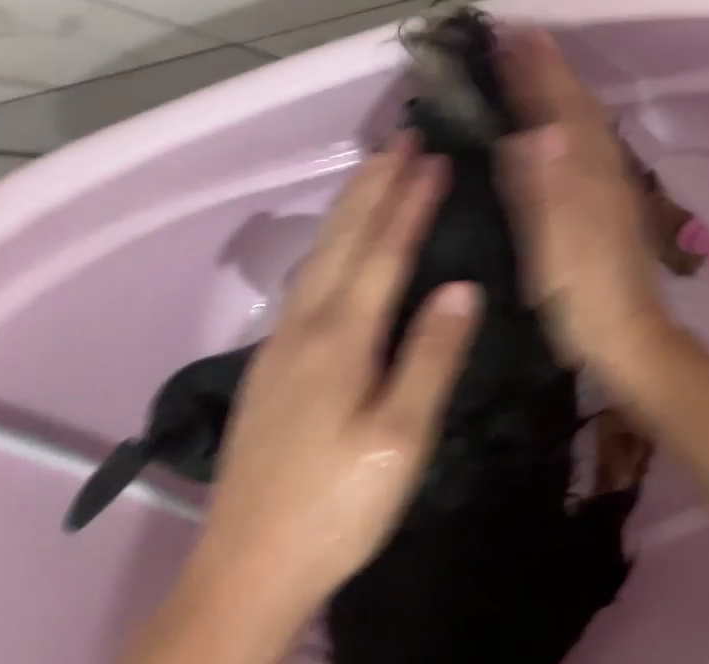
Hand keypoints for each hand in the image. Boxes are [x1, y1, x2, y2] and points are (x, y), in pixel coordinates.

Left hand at [185, 132, 481, 613]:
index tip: (434, 156)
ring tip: (374, 172)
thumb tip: (463, 285)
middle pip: (342, 241)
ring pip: (320, 257)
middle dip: (374, 185)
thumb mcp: (401, 437)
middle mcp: (304, 329)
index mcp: (340, 340)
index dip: (410, 202)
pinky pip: (309, 281)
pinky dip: (333, 245)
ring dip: (350, 209)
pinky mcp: (271, 369)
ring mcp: (280, 347)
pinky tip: (339, 250)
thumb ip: (431, 357)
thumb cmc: (339, 506)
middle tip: (401, 137)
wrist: (245, 571)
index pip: (382, 252)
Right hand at [499, 27, 674, 369]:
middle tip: (524, 37)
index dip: (538, 72)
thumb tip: (536, 131)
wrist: (631, 337)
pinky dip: (574, 120)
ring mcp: (612, 188)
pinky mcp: (612, 206)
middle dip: (552, 71)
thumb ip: (544, 190)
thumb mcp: (555, 248)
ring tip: (542, 65)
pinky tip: (564, 127)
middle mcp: (604, 172)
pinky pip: (591, 145)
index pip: (560, 110)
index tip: (514, 35)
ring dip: (565, 90)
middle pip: (579, 109)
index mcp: (586, 177)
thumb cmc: (582, 299)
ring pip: (588, 124)